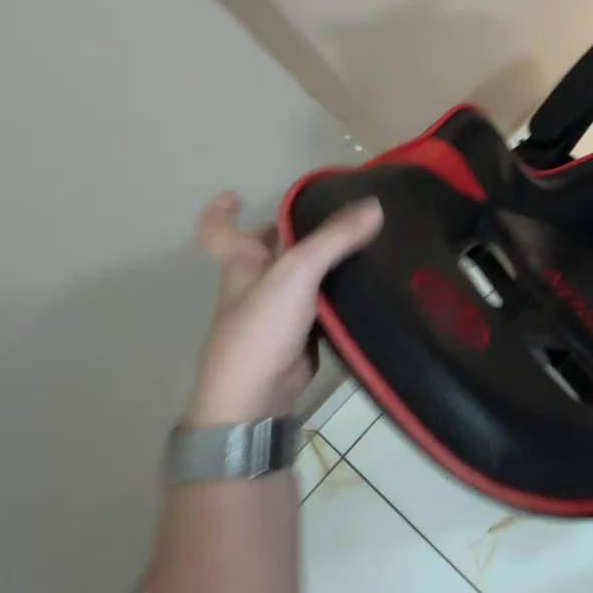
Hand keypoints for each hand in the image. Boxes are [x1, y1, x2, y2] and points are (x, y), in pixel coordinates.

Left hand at [186, 191, 382, 424]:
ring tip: (364, 241)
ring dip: (323, 261)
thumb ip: (335, 238)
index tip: (235, 194)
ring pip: (299, 277)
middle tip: (326, 214)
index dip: (221, 212)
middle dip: (287, 232)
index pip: (218, 233)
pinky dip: (338, 292)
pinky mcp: (301, 336)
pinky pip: (321, 304)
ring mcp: (277, 313)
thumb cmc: (261, 328)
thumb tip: (375, 203)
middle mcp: (255, 286)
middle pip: (266, 251)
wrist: (256, 398)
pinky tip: (366, 283)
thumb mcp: (297, 272)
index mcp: (241, 266)